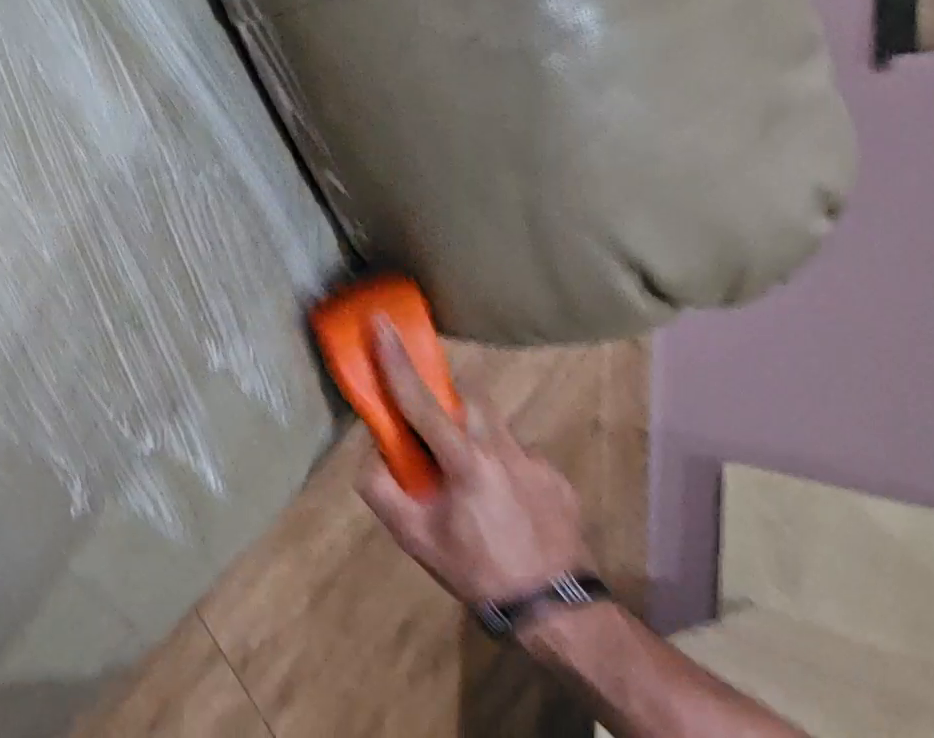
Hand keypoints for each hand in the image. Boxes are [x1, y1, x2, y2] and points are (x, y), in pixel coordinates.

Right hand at [354, 316, 592, 603]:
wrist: (553, 610)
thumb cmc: (473, 569)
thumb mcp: (412, 536)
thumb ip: (381, 488)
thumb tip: (376, 454)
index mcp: (464, 461)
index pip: (420, 400)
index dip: (396, 360)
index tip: (382, 324)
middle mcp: (502, 449)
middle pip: (467, 397)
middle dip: (443, 396)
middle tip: (427, 422)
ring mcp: (536, 462)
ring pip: (494, 424)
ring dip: (470, 435)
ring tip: (466, 478)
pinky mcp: (558, 478)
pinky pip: (517, 454)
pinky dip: (499, 465)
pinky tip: (499, 503)